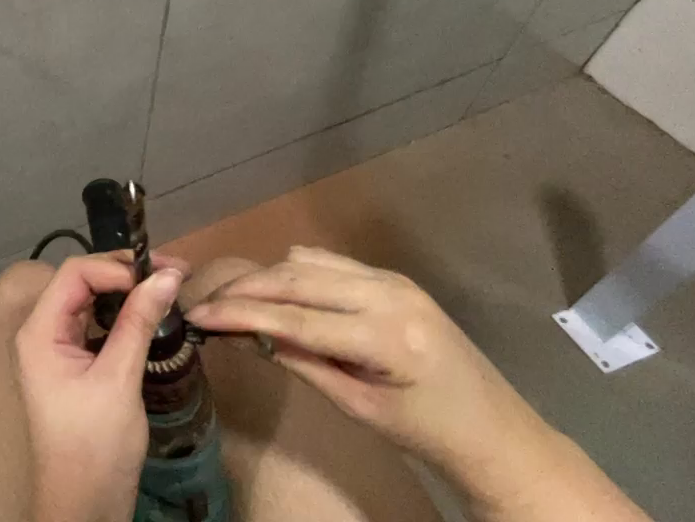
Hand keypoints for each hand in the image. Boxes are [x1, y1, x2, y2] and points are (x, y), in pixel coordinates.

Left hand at [12, 254, 183, 521]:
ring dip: (124, 291)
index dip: (115, 267)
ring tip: (166, 287)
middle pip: (78, 282)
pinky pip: (91, 323)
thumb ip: (138, 323)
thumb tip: (166, 276)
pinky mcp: (68, 364)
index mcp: (38, 331)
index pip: (73, 273)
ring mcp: (52, 348)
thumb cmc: (94, 447)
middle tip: (172, 272)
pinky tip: (147, 314)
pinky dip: (119, 314)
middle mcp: (39, 331)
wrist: (82, 508)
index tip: (160, 273)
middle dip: (123, 273)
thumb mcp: (119, 380)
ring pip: (86, 300)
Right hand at [183, 247, 550, 476]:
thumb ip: (300, 362)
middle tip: (205, 303)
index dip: (239, 314)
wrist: (497, 432)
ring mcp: (392, 280)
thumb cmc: (426, 433)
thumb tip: (243, 335)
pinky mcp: (392, 277)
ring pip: (306, 261)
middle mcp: (388, 294)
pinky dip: (294, 271)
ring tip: (236, 300)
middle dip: (244, 289)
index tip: (197, 315)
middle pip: (295, 279)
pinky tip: (279, 292)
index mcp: (386, 337)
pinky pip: (328, 261)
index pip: (294, 317)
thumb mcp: (358, 408)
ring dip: (266, 277)